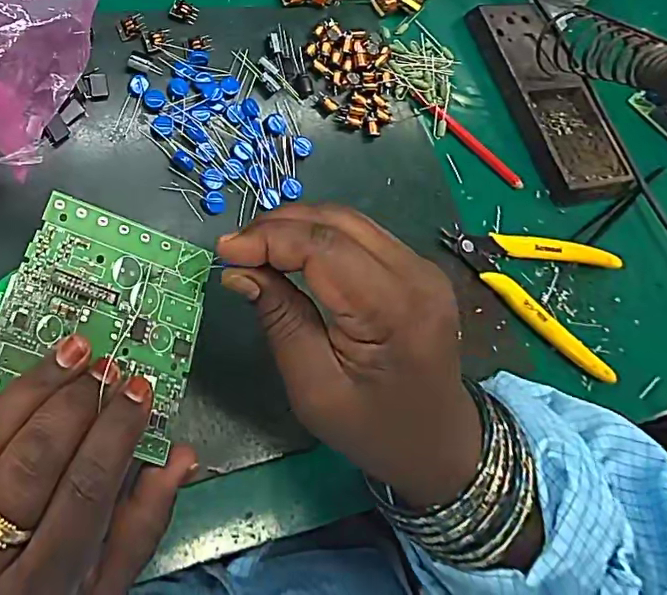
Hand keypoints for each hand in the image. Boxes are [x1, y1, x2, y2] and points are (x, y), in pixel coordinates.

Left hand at [0, 323, 197, 594]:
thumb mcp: (97, 594)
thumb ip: (139, 528)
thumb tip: (179, 458)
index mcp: (38, 585)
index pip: (83, 493)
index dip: (114, 434)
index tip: (138, 390)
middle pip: (33, 459)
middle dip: (75, 404)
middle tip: (105, 366)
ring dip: (34, 383)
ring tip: (71, 349)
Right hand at [217, 203, 481, 507]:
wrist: (441, 447)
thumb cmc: (375, 428)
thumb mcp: (315, 387)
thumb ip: (279, 319)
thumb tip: (238, 271)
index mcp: (396, 312)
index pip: (324, 248)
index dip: (269, 239)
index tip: (225, 250)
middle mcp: (415, 276)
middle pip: (334, 223)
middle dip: (276, 227)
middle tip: (235, 249)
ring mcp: (419, 265)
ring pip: (344, 218)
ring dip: (294, 225)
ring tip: (254, 247)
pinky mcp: (413, 264)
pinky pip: (355, 231)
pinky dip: (315, 231)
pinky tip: (288, 248)